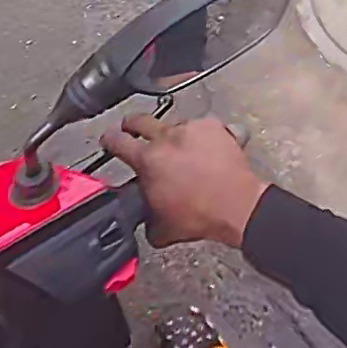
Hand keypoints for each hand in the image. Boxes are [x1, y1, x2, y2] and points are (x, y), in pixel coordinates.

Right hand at [102, 115, 268, 248]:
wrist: (237, 205)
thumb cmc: (201, 215)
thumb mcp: (160, 227)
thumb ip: (144, 215)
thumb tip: (142, 214)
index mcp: (148, 159)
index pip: (117, 141)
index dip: (109, 139)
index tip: (109, 139)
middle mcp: (167, 137)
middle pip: (140, 120)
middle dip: (132, 125)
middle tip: (131, 129)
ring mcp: (192, 128)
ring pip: (174, 124)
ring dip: (173, 136)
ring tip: (182, 152)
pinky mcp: (214, 125)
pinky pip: (201, 126)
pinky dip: (200, 135)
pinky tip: (205, 150)